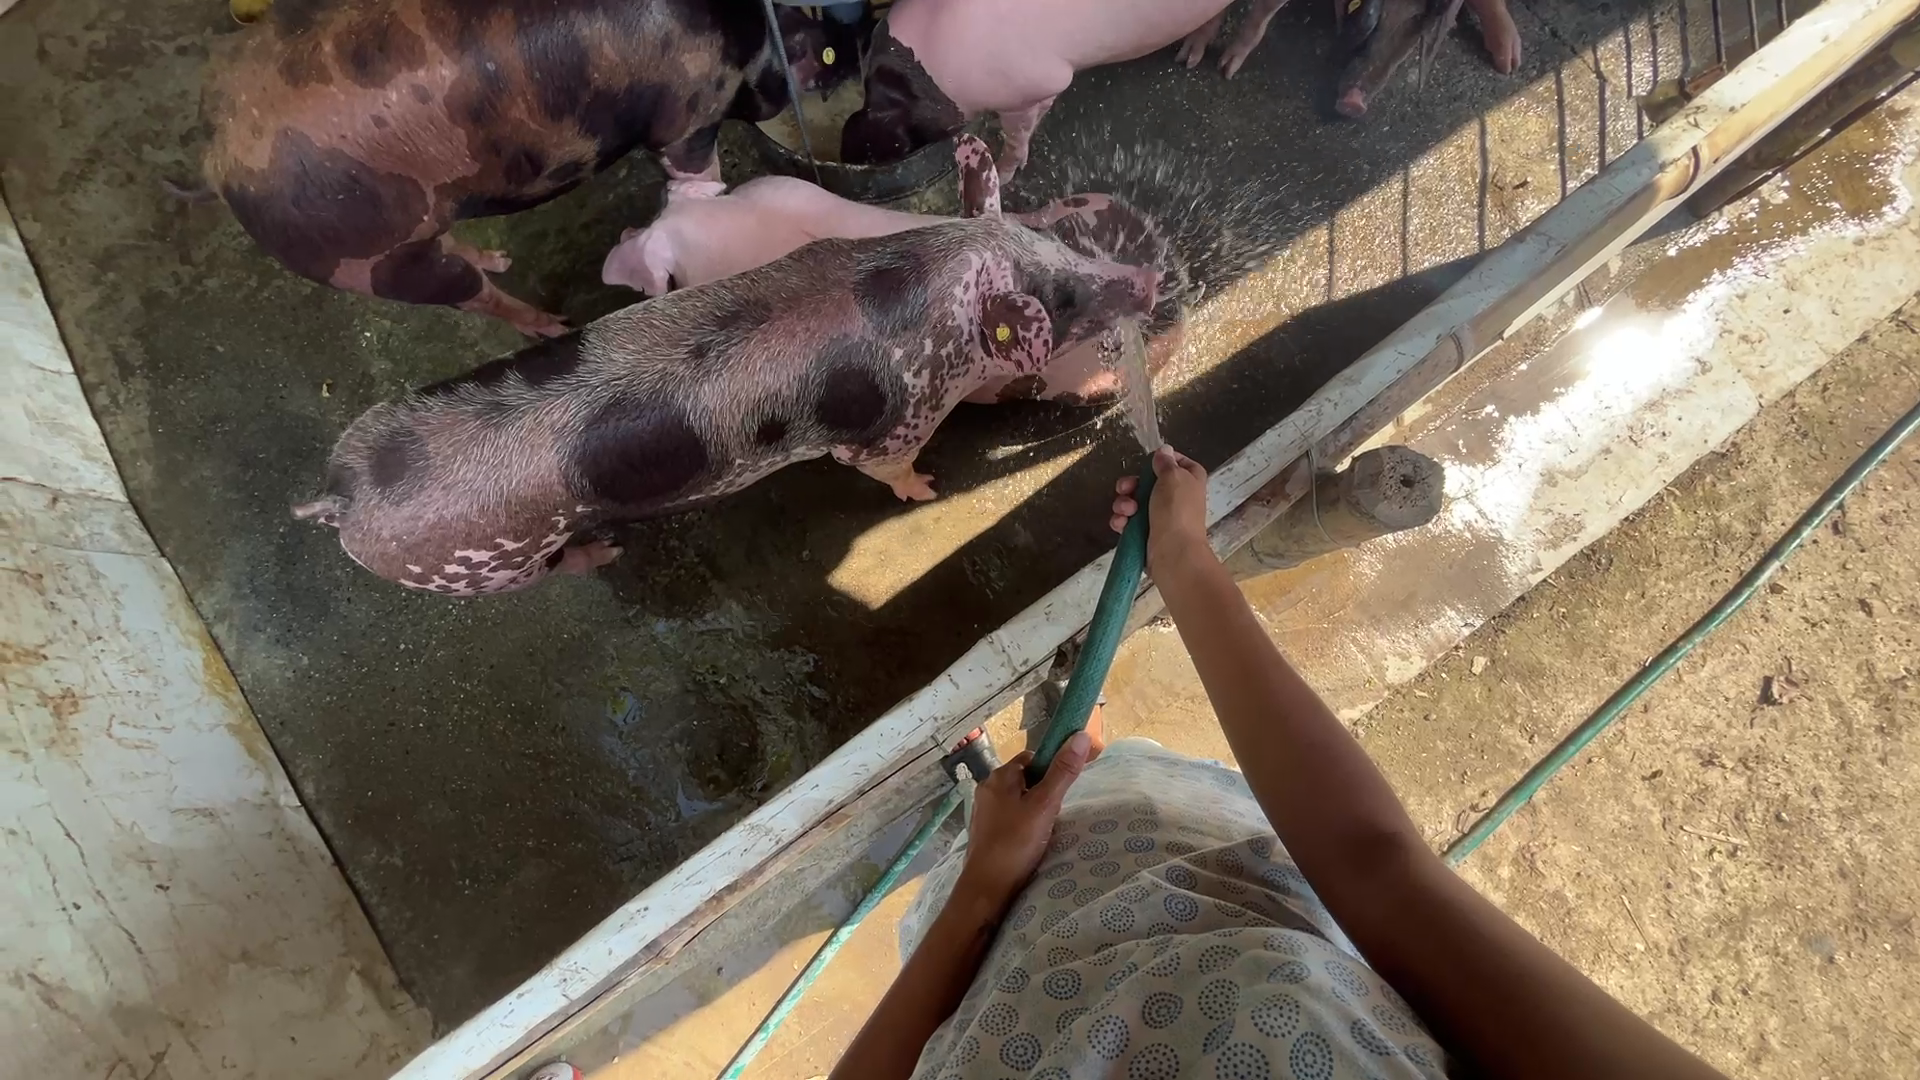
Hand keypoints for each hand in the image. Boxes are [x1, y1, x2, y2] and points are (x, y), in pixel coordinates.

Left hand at [955, 733, 1093, 908]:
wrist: (986, 889)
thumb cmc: (1015, 843)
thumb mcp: (1045, 805)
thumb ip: (1063, 772)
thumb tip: (1080, 735)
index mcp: (999, 776)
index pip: (1031, 758)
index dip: (1050, 768)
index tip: (1063, 788)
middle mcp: (987, 788)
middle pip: (1025, 779)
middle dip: (1043, 793)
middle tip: (1054, 814)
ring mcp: (983, 810)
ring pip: (1017, 800)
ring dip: (1033, 810)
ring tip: (1044, 831)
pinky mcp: (984, 831)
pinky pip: (1009, 818)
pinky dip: (1022, 825)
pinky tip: (1030, 842)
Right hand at [1110, 446, 1212, 578]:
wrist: (1173, 553)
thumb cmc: (1176, 511)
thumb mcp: (1172, 477)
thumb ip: (1165, 462)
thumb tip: (1164, 450)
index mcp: (1189, 480)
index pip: (1177, 462)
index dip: (1161, 461)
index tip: (1147, 463)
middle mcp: (1176, 496)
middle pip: (1147, 482)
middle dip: (1132, 485)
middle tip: (1125, 489)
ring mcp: (1160, 516)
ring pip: (1133, 502)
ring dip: (1124, 504)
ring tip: (1126, 512)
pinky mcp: (1145, 533)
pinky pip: (1128, 521)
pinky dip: (1122, 521)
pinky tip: (1121, 525)